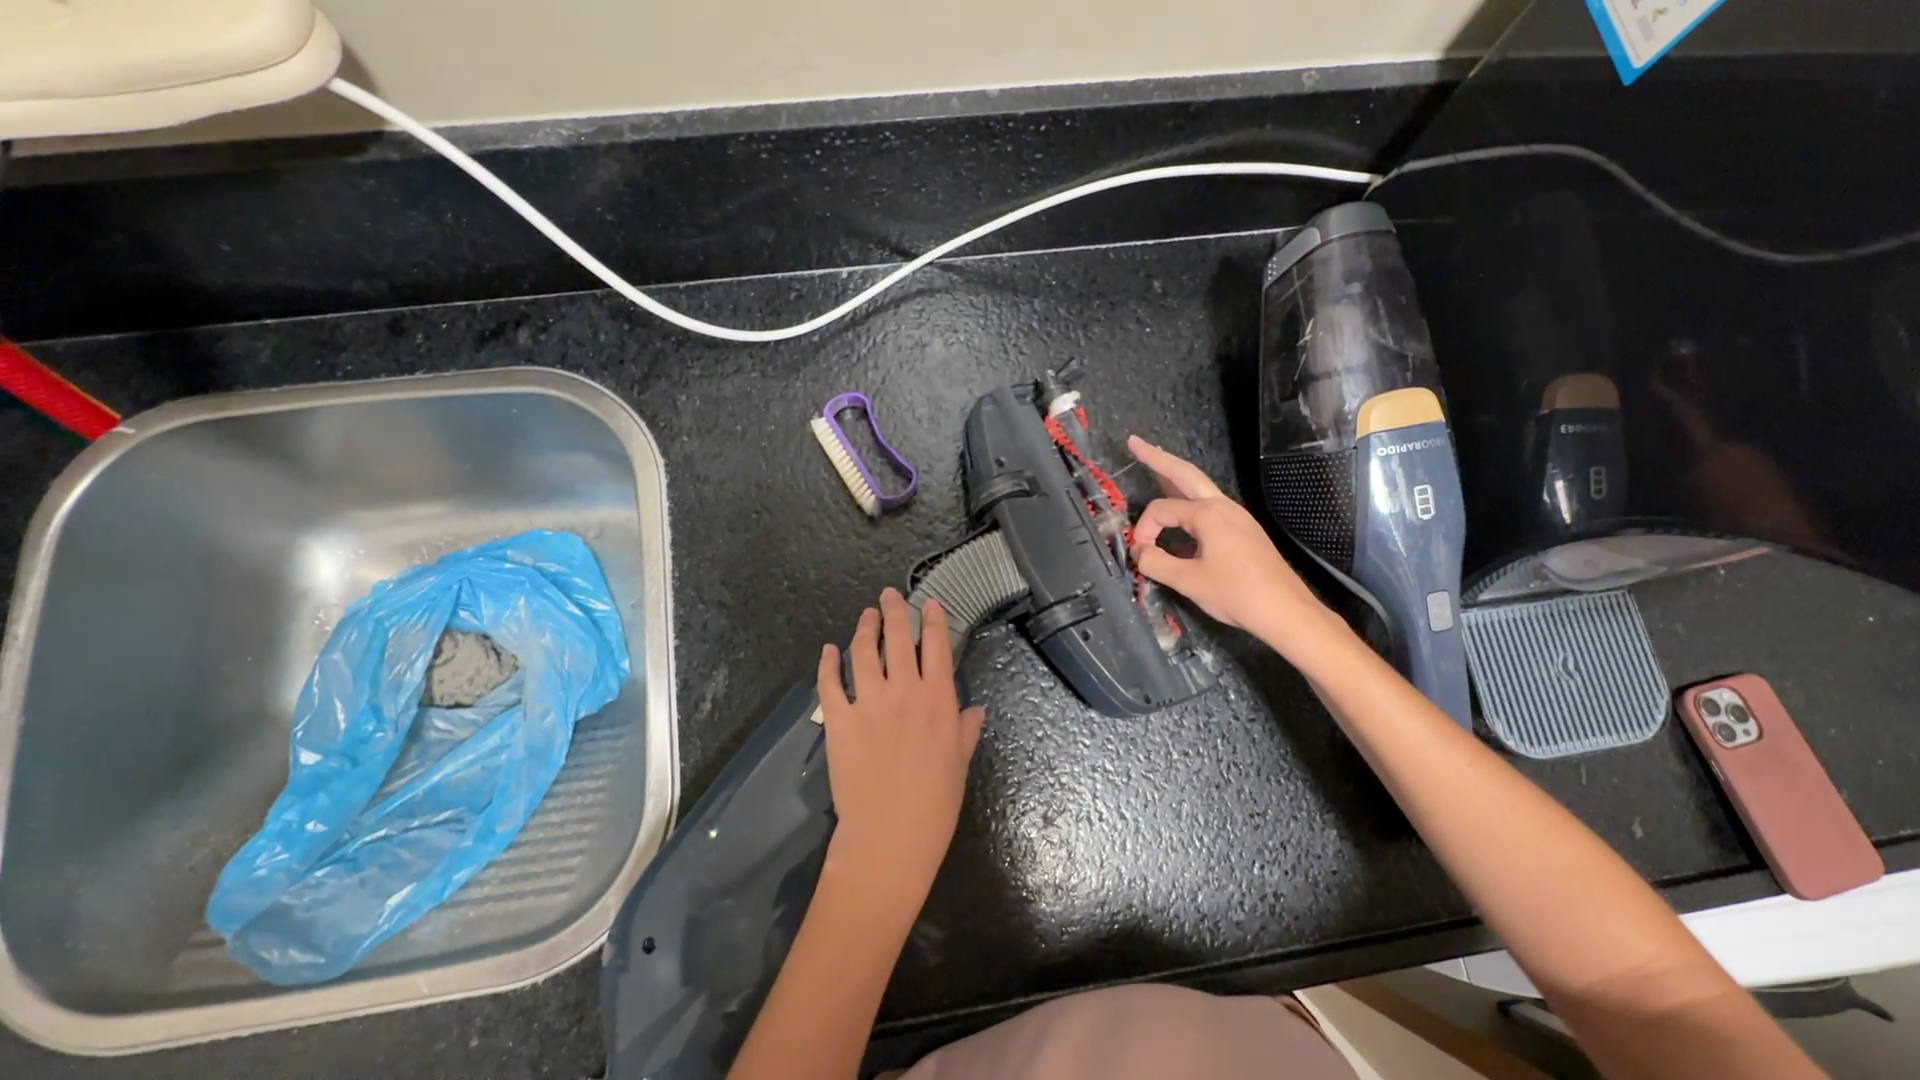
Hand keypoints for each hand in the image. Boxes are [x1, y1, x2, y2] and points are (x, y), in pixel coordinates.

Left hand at [817, 588, 985, 913]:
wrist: (891, 833)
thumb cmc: (935, 803)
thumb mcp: (959, 763)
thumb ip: (965, 729)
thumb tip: (975, 708)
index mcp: (939, 700)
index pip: (936, 646)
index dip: (933, 620)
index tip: (929, 603)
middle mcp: (904, 692)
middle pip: (899, 639)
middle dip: (894, 611)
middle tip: (889, 594)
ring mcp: (869, 703)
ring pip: (864, 652)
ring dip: (864, 628)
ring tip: (865, 615)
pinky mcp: (838, 720)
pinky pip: (831, 682)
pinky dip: (828, 662)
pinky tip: (829, 650)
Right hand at [1126, 436, 1333, 645]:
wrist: (1284, 610)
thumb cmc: (1237, 594)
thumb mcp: (1188, 581)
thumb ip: (1156, 563)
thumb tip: (1139, 552)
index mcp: (1208, 514)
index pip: (1162, 509)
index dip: (1144, 529)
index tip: (1140, 554)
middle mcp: (1223, 506)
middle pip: (1185, 473)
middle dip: (1158, 458)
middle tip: (1134, 442)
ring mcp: (1237, 517)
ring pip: (1199, 488)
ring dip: (1175, 476)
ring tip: (1155, 464)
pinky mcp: (1243, 530)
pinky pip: (1209, 506)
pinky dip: (1189, 500)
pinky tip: (1181, 511)